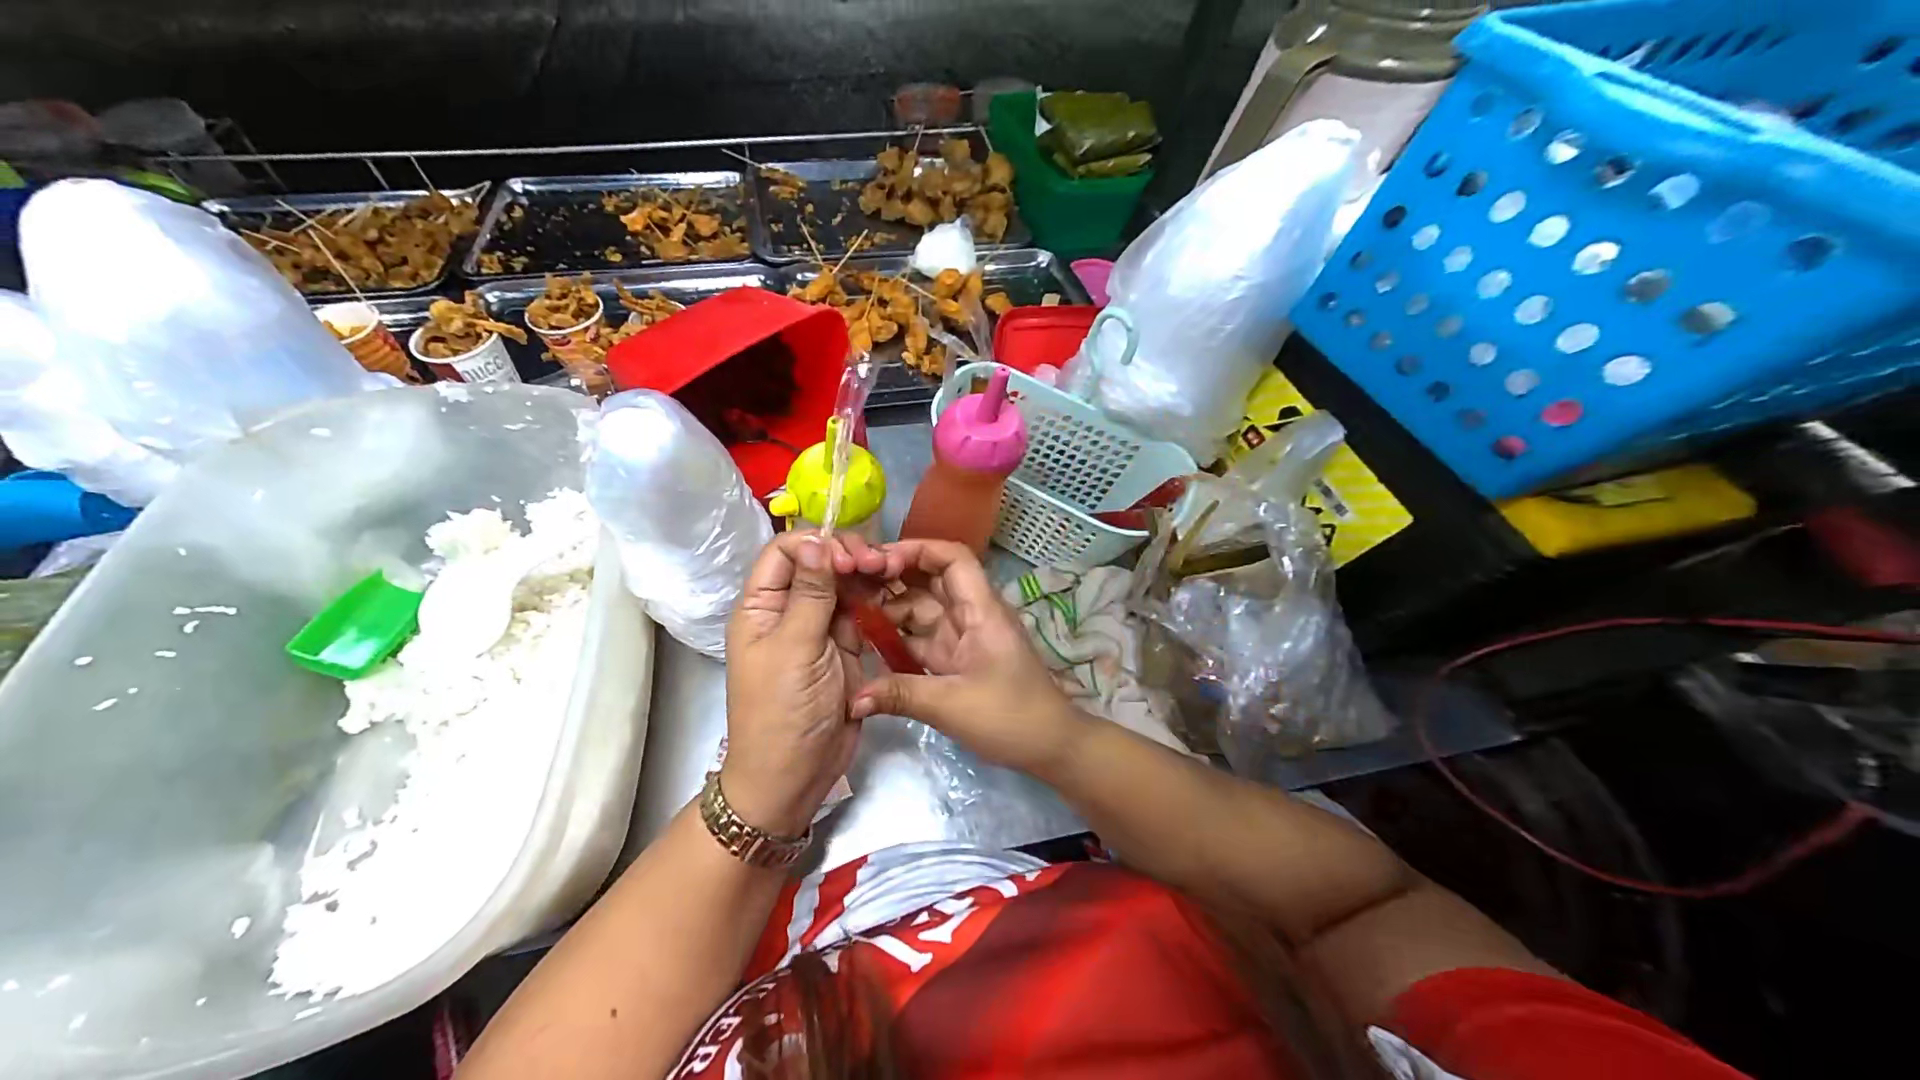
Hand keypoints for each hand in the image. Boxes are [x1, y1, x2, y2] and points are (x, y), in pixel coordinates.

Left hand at [721, 531, 896, 837]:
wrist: (795, 775)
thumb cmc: (783, 712)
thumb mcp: (795, 649)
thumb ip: (811, 594)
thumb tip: (818, 543)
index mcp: (761, 607)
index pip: (785, 553)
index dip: (816, 545)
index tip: (848, 556)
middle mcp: (788, 611)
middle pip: (818, 564)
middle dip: (846, 556)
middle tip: (877, 563)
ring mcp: (818, 629)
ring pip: (842, 586)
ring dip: (864, 576)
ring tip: (889, 573)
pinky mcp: (844, 647)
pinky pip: (860, 613)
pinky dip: (875, 601)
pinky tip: (893, 593)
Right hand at [850, 539, 1087, 776]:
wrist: (1049, 746)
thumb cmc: (1010, 716)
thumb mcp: (952, 705)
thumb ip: (899, 695)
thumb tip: (851, 698)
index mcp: (981, 610)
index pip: (953, 558)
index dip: (916, 550)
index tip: (878, 561)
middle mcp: (970, 614)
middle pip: (930, 579)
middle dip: (892, 576)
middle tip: (850, 581)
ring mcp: (962, 636)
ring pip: (921, 608)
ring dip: (888, 607)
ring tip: (847, 607)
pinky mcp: (955, 659)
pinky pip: (920, 637)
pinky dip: (895, 636)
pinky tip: (864, 638)